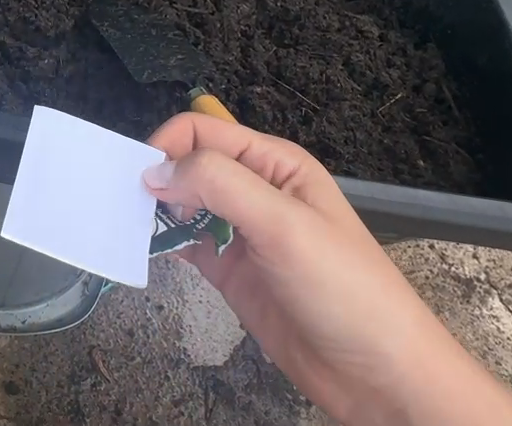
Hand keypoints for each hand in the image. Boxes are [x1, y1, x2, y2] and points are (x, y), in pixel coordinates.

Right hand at [144, 113, 511, 425]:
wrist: (383, 380)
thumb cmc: (344, 291)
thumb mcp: (284, 225)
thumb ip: (218, 184)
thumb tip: (153, 172)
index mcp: (272, 163)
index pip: (201, 132)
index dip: (168, 148)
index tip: (143, 181)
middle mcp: (253, 188)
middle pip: (186, 163)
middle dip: (156, 177)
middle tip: (129, 204)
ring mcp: (239, 230)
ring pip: (180, 201)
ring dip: (154, 209)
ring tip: (129, 226)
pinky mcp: (228, 268)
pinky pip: (183, 241)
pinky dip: (161, 241)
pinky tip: (144, 249)